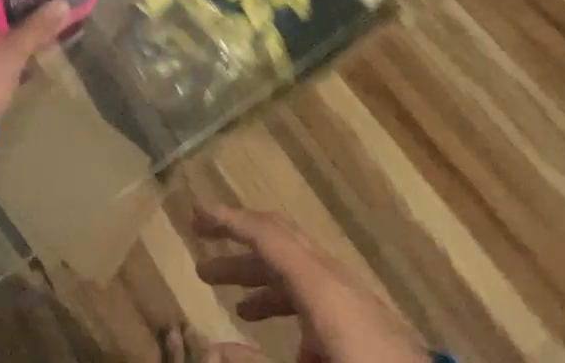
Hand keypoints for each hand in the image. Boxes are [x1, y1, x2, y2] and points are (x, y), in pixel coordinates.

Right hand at [182, 204, 425, 362]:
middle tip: (200, 247)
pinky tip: (278, 339)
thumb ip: (254, 362)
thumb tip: (210, 347)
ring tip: (228, 298)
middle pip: (282, 246)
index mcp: (324, 288)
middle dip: (239, 245)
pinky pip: (319, 300)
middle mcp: (340, 284)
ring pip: (300, 273)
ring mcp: (359, 304)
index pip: (268, 236)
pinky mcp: (369, 326)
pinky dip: (288, 304)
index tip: (195, 215)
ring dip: (260, 279)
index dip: (229, 222)